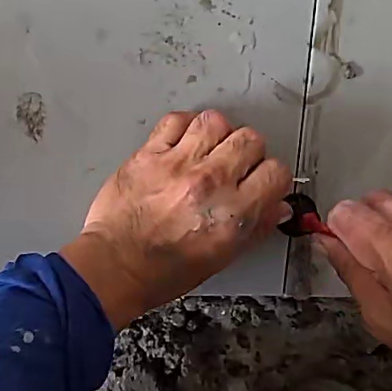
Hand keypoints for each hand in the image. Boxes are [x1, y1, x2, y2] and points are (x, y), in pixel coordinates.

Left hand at [62, 110, 291, 327]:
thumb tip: (276, 207)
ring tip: (209, 150)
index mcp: (233, 214)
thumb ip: (255, 228)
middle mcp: (209, 183)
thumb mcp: (222, 257)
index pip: (275, 172)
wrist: (114, 266)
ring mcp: (177, 164)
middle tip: (236, 166)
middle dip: (248, 152)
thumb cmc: (163, 270)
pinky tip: (183, 142)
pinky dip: (184, 126)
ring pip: (215, 122)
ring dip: (217, 134)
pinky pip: (176, 120)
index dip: (272, 176)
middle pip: (250, 139)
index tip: (262, 180)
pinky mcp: (149, 154)